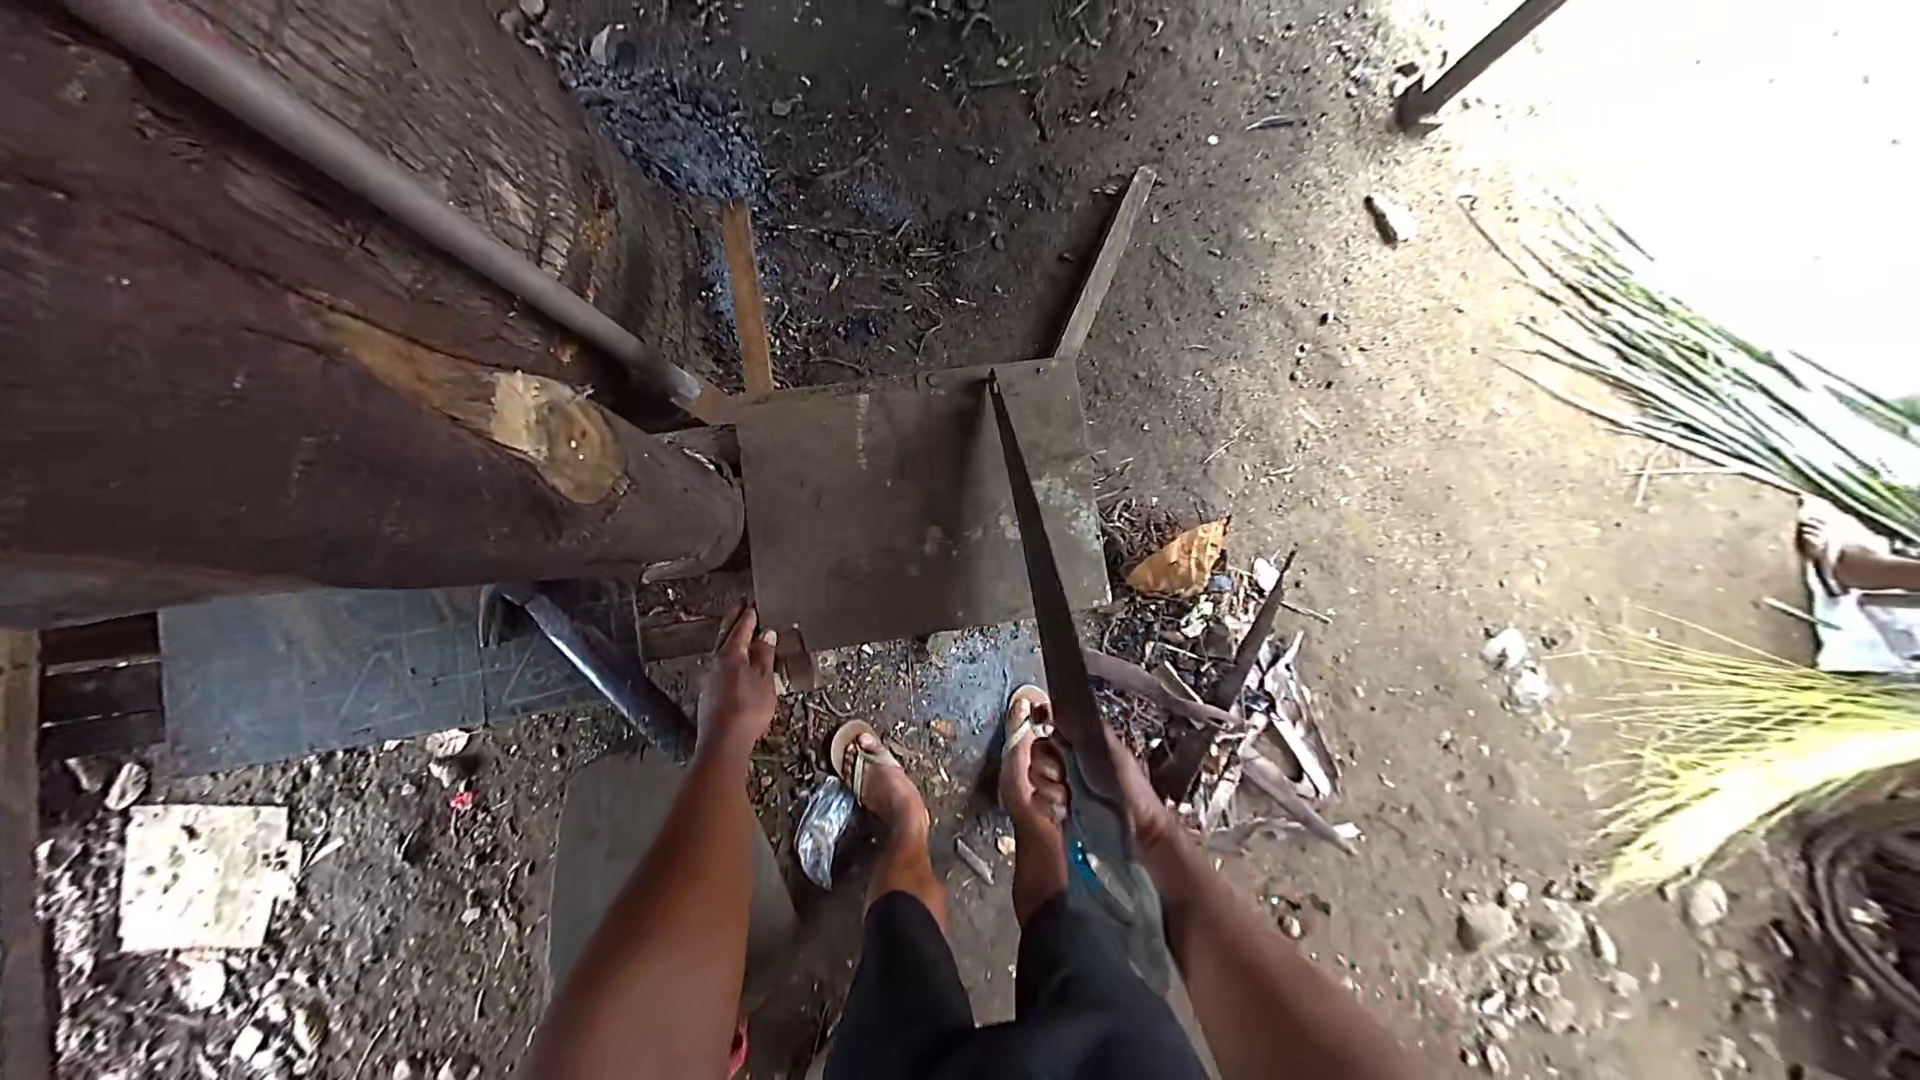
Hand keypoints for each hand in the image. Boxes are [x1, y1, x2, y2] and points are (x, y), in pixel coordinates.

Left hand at [694, 604, 776, 763]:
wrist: (724, 742)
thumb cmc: (748, 710)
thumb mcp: (765, 680)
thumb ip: (765, 656)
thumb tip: (766, 635)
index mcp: (731, 655)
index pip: (740, 629)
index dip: (747, 617)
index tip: (751, 605)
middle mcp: (716, 663)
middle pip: (725, 636)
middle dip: (733, 621)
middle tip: (739, 608)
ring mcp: (710, 679)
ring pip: (721, 652)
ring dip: (731, 640)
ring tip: (742, 635)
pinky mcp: (709, 694)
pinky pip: (720, 667)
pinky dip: (729, 658)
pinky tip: (736, 665)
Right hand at [1026, 719, 1177, 849]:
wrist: (1130, 826)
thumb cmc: (1123, 782)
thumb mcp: (1101, 740)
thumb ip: (1075, 719)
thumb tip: (1057, 698)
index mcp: (1079, 738)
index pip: (1047, 727)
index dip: (1045, 736)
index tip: (1052, 745)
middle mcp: (1069, 758)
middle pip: (1036, 753)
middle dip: (1047, 767)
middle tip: (1064, 774)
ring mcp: (1062, 783)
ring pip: (1034, 778)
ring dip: (1050, 789)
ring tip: (1070, 795)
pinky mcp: (1058, 808)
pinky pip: (1037, 801)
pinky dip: (1050, 806)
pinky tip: (1066, 809)